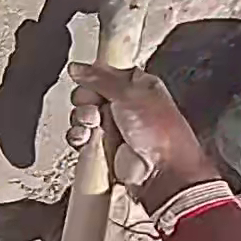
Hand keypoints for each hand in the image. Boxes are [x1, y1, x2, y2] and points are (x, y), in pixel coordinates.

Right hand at [66, 62, 218, 206]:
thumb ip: (99, 78)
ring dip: (81, 118)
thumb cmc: (160, 132)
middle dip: (85, 99)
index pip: (106, 73)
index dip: (94, 76)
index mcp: (137, 86)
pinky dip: (78, 136)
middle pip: (90, 93)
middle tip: (93, 104)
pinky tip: (86, 138)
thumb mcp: (129, 94)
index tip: (90, 80)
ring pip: (83, 114)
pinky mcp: (103, 147)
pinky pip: (80, 136)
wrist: (163, 173)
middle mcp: (125, 105)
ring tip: (92, 124)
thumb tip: (77, 68)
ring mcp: (113, 127)